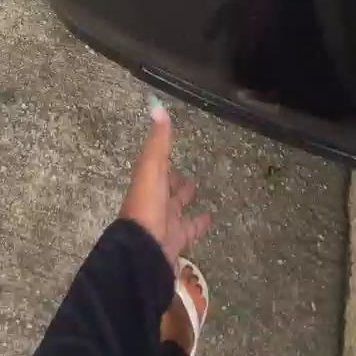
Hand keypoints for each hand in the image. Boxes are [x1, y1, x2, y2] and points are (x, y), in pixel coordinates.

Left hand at [120, 101, 213, 267]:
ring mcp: (164, 221)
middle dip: (175, 180)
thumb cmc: (146, 204)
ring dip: (186, 200)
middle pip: (166, 188)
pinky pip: (190, 228)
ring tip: (200, 189)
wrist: (143, 249)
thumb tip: (157, 106)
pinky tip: (212, 217)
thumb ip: (158, 140)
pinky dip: (200, 223)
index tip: (171, 145)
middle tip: (187, 172)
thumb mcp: (151, 167)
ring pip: (177, 208)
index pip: (156, 165)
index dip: (163, 156)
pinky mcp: (176, 239)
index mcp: (147, 182)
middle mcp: (154, 200)